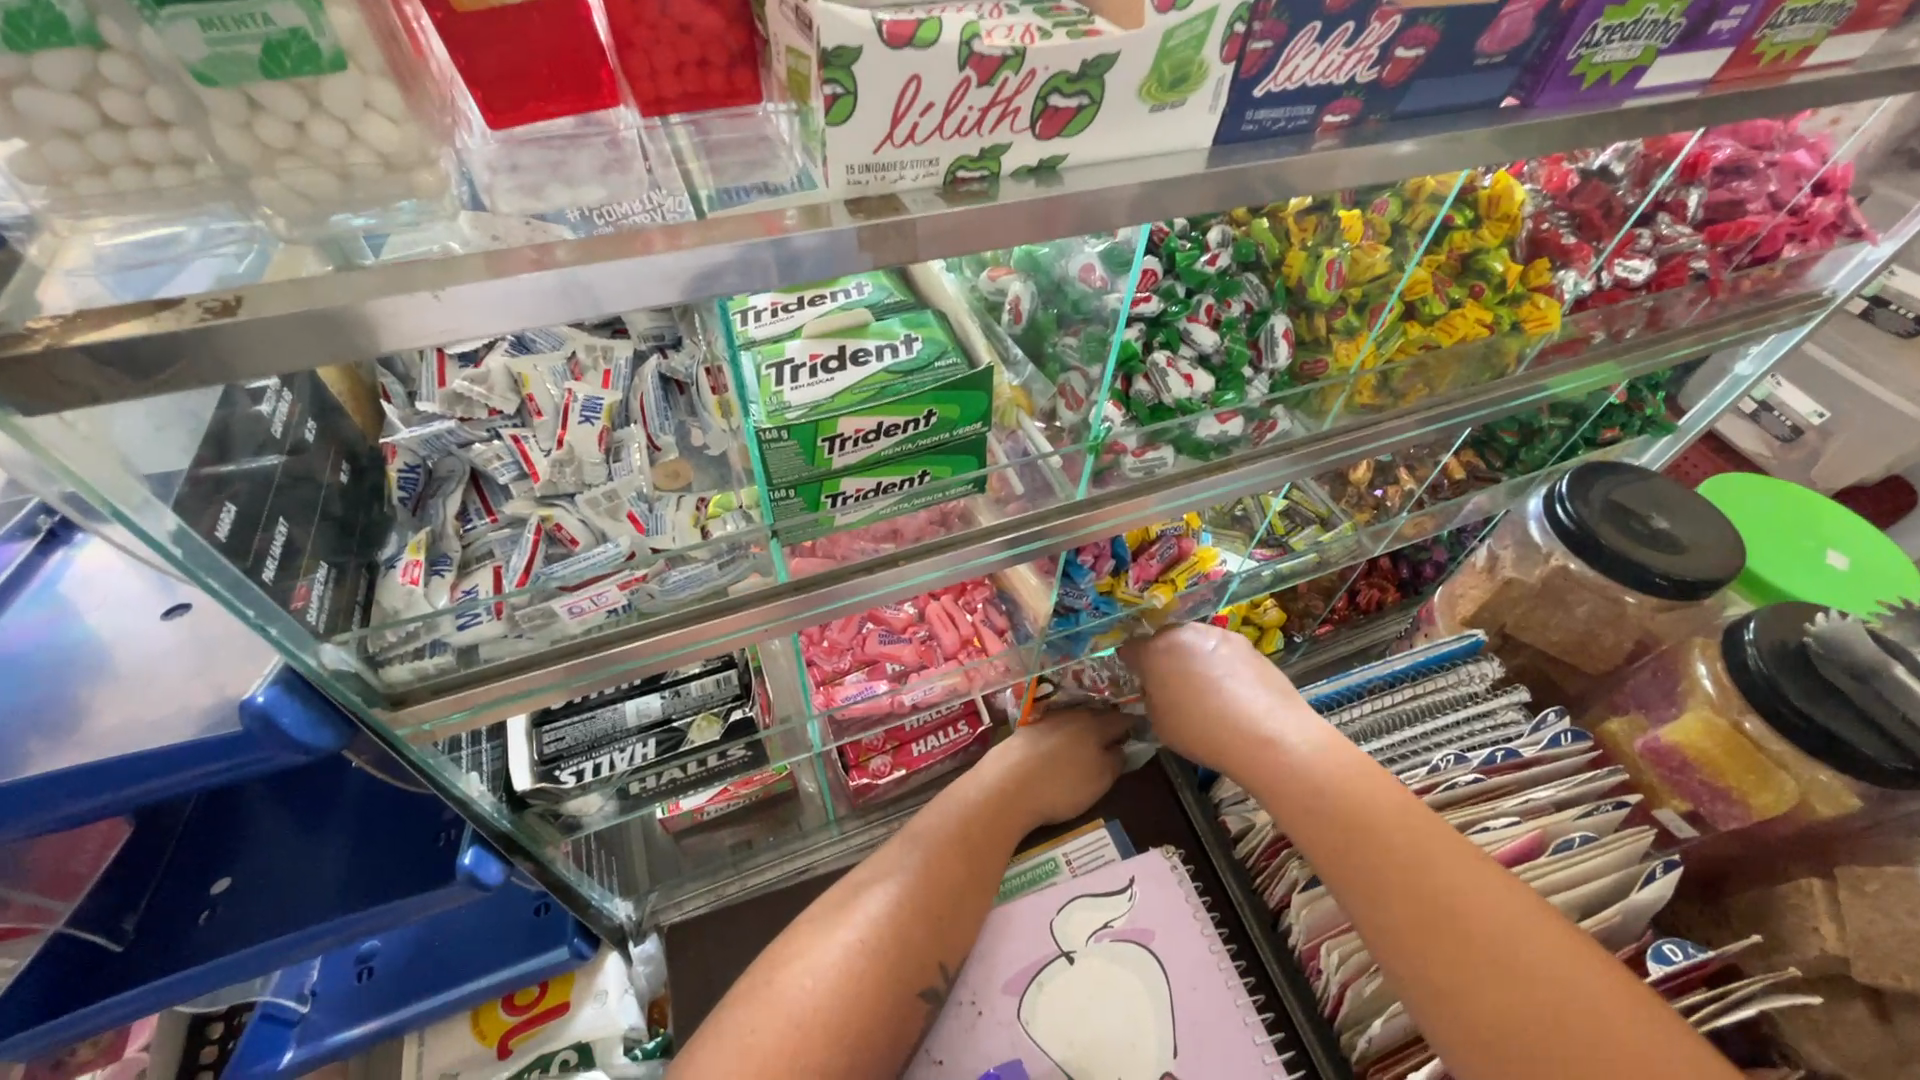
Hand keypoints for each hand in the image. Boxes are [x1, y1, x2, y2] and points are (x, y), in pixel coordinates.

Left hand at [970, 709, 1131, 832]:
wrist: (1005, 787)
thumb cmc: (1060, 787)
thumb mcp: (1099, 781)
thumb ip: (1115, 761)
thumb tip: (1120, 748)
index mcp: (1094, 725)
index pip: (1121, 719)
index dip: (1132, 724)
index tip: (1139, 729)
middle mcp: (1070, 716)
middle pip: (1095, 714)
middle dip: (1106, 722)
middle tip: (1114, 734)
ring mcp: (1044, 721)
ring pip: (1071, 719)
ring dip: (1081, 726)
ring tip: (1085, 741)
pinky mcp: (1023, 731)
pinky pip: (1050, 728)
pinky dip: (1058, 734)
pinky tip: (1055, 747)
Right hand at [1119, 622, 1318, 776]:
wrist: (1270, 736)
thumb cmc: (1204, 733)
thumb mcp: (1160, 723)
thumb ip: (1152, 696)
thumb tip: (1158, 686)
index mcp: (1156, 651)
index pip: (1131, 648)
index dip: (1132, 663)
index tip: (1139, 679)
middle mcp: (1186, 634)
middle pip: (1165, 638)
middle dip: (1165, 656)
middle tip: (1174, 685)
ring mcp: (1220, 635)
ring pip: (1196, 641)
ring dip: (1194, 657)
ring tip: (1208, 689)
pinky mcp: (1248, 644)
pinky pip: (1223, 650)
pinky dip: (1221, 664)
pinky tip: (1233, 691)